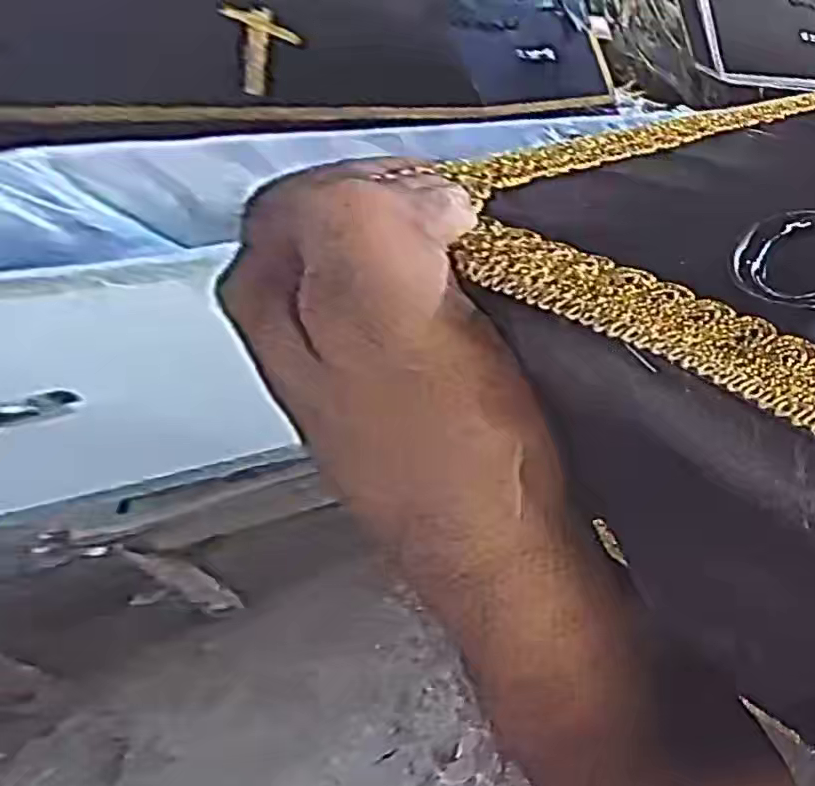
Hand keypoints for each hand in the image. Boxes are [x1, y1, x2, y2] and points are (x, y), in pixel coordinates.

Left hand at [218, 159, 573, 613]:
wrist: (525, 571)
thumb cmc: (469, 468)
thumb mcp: (396, 336)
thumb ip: (377, 235)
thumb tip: (428, 198)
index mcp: (285, 311)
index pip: (315, 193)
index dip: (397, 186)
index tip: (478, 217)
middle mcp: (323, 346)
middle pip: (366, 239)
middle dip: (436, 229)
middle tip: (505, 253)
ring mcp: (390, 387)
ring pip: (418, 290)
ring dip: (473, 278)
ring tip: (525, 292)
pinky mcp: (452, 420)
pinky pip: (461, 339)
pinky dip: (495, 323)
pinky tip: (529, 344)